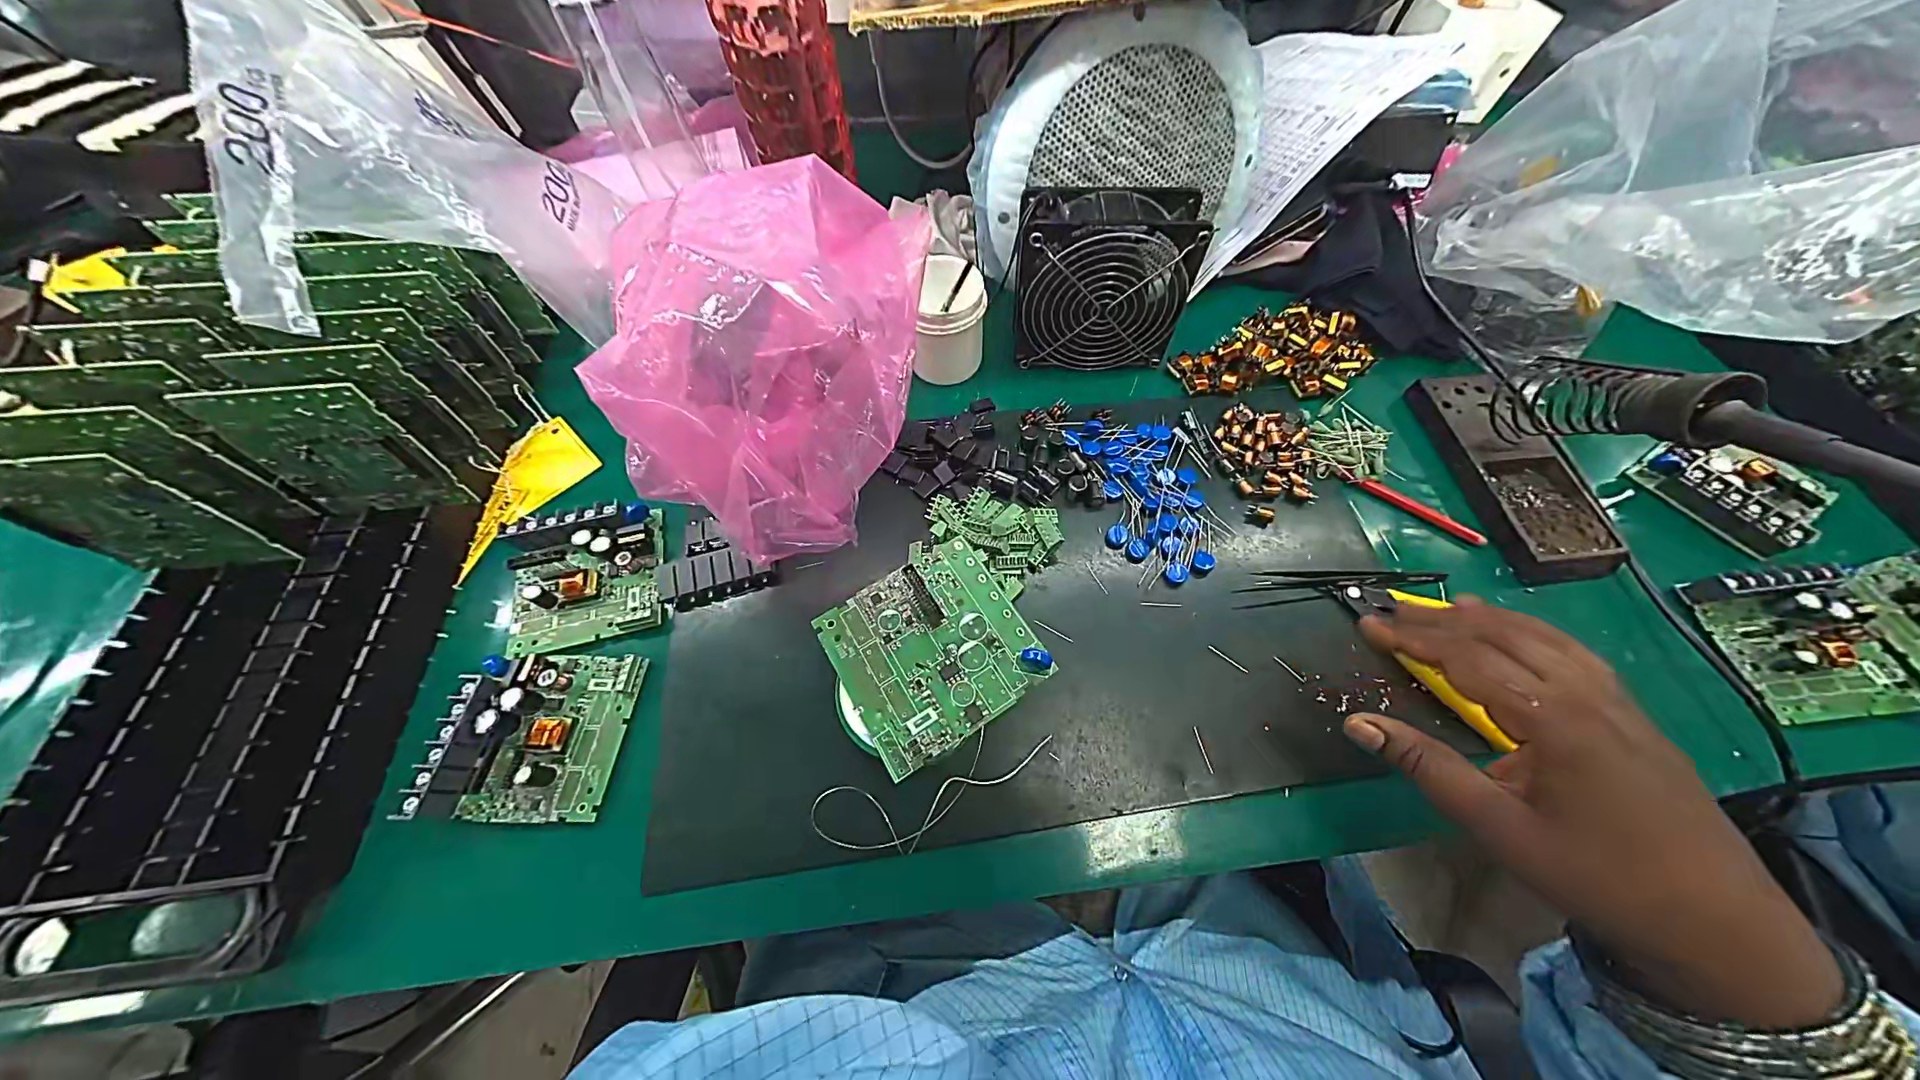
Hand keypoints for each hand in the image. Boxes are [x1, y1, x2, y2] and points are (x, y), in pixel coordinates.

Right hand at [1344, 596, 1840, 1027]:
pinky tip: (1520, 636)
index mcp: (1555, 719)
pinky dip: (1533, 633)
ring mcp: (1618, 703)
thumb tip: (1358, 723)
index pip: (1469, 658)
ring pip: (1545, 638)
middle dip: (1443, 620)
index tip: (1368, 625)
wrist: (1721, 925)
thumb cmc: (1596, 875)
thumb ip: (1427, 766)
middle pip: (1505, 636)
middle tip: (1392, 610)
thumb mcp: (1498, 826)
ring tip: (1447, 607)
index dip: (1414, 639)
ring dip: (1490, 619)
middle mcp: (1588, 696)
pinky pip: (1574, 654)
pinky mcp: (1633, 716)